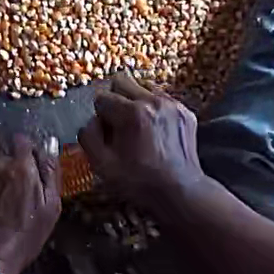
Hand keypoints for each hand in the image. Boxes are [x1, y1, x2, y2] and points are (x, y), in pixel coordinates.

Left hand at [0, 134, 61, 273]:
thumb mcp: (51, 208)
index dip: (25, 152)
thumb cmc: (25, 237)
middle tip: (11, 195)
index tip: (27, 167)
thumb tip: (50, 143)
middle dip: (7, 169)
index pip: (22, 140)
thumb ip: (51, 171)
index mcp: (20, 166)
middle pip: (2, 156)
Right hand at [78, 72, 214, 213]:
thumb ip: (88, 137)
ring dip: (134, 102)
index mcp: (132, 113)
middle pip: (122, 81)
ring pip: (143, 87)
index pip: (102, 98)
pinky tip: (153, 132)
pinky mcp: (185, 112)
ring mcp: (173, 105)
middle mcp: (154, 102)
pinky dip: (152, 110)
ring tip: (136, 127)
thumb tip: (91, 122)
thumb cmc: (138, 181)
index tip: (106, 133)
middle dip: (114, 99)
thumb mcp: (102, 165)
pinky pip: (161, 100)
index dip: (99, 116)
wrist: (179, 191)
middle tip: (117, 123)